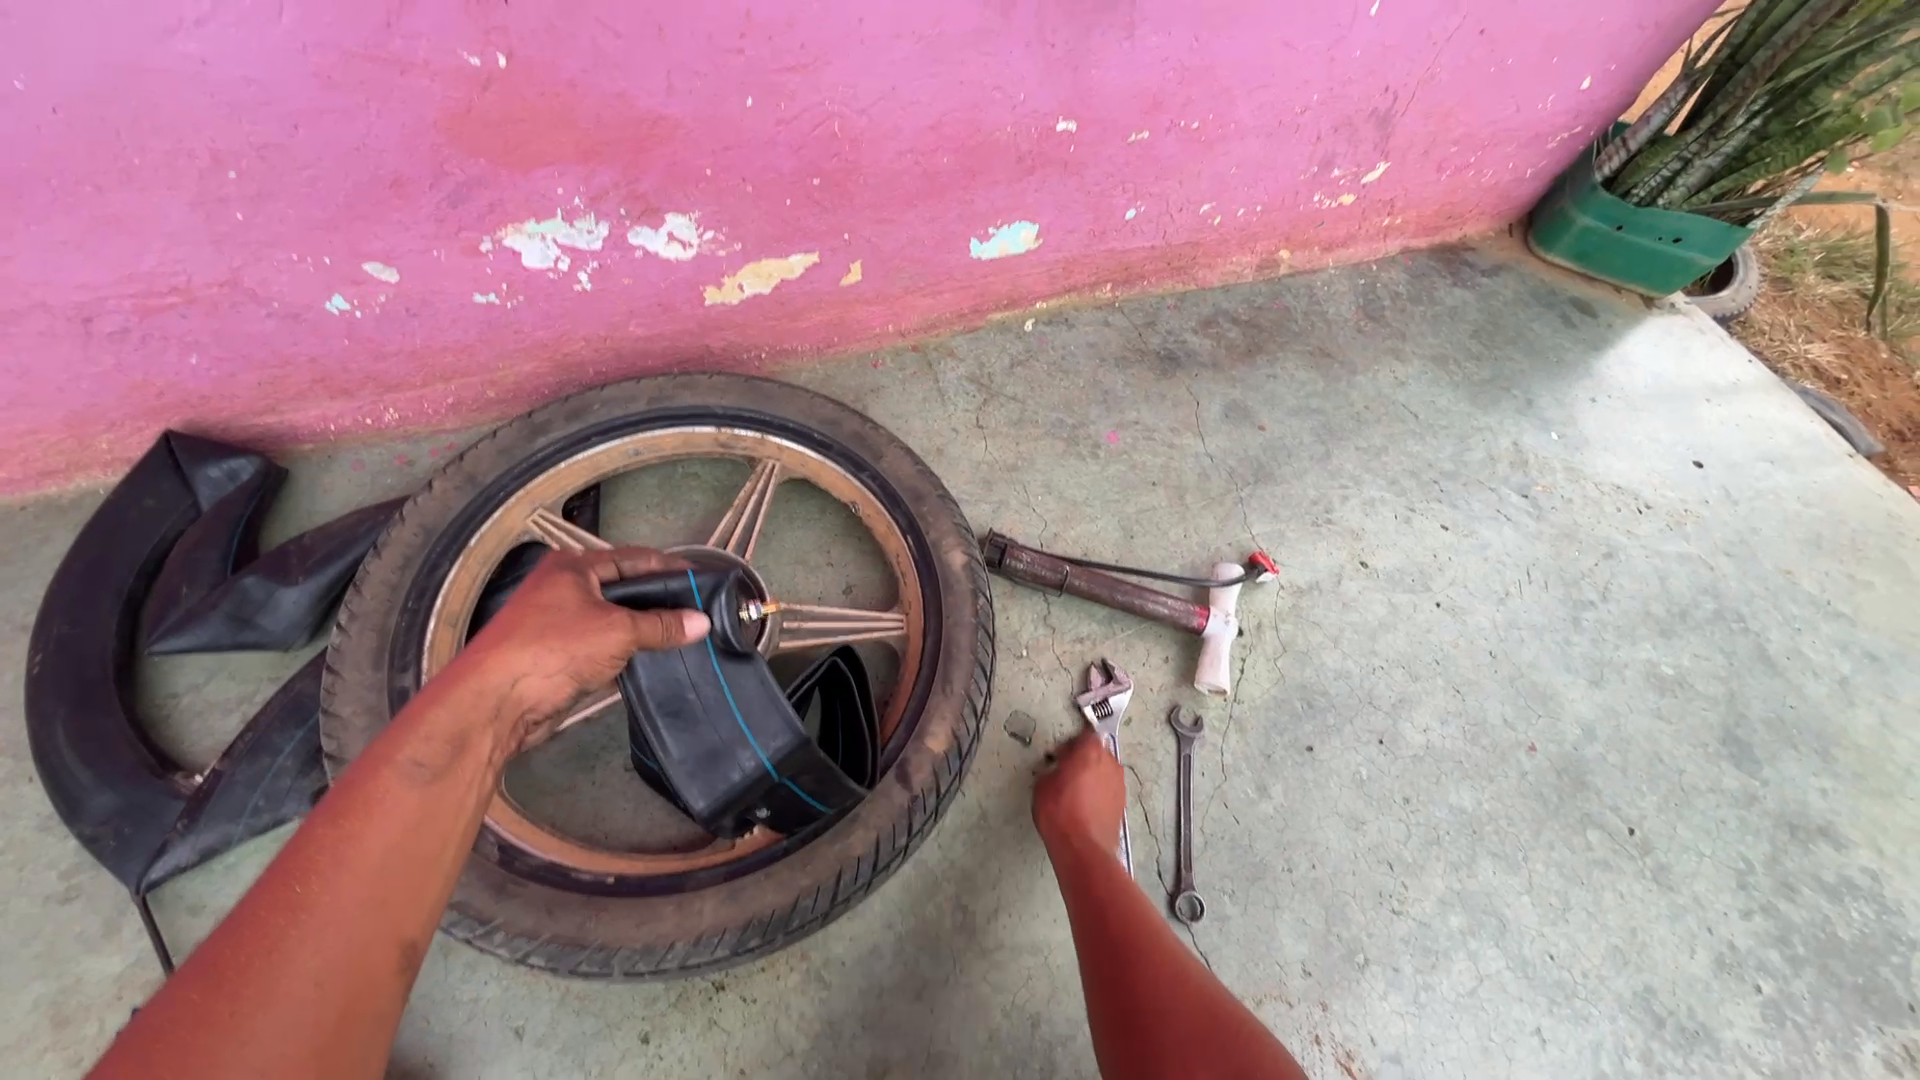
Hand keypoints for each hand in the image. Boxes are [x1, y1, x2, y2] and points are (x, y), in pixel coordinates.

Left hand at [448, 547, 710, 750]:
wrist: (496, 702)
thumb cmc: (554, 649)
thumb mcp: (618, 631)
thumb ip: (662, 625)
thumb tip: (702, 622)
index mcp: (573, 566)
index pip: (636, 559)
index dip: (672, 568)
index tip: (704, 580)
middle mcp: (565, 587)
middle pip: (626, 588)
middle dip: (661, 600)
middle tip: (700, 610)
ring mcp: (561, 621)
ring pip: (616, 618)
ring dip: (646, 627)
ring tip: (686, 634)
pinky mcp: (561, 654)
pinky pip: (606, 644)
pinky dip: (630, 649)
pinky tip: (657, 657)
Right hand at [1032, 729, 1125, 855]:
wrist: (1083, 848)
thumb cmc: (1061, 814)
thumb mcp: (1043, 785)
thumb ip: (1053, 769)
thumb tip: (1056, 772)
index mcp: (1090, 752)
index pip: (1085, 735)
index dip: (1071, 744)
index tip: (1061, 753)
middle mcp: (1109, 764)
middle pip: (1097, 752)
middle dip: (1083, 758)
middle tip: (1066, 770)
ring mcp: (1118, 784)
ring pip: (1104, 771)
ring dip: (1093, 776)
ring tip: (1075, 792)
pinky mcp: (1121, 803)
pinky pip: (1108, 789)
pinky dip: (1099, 793)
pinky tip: (1084, 806)